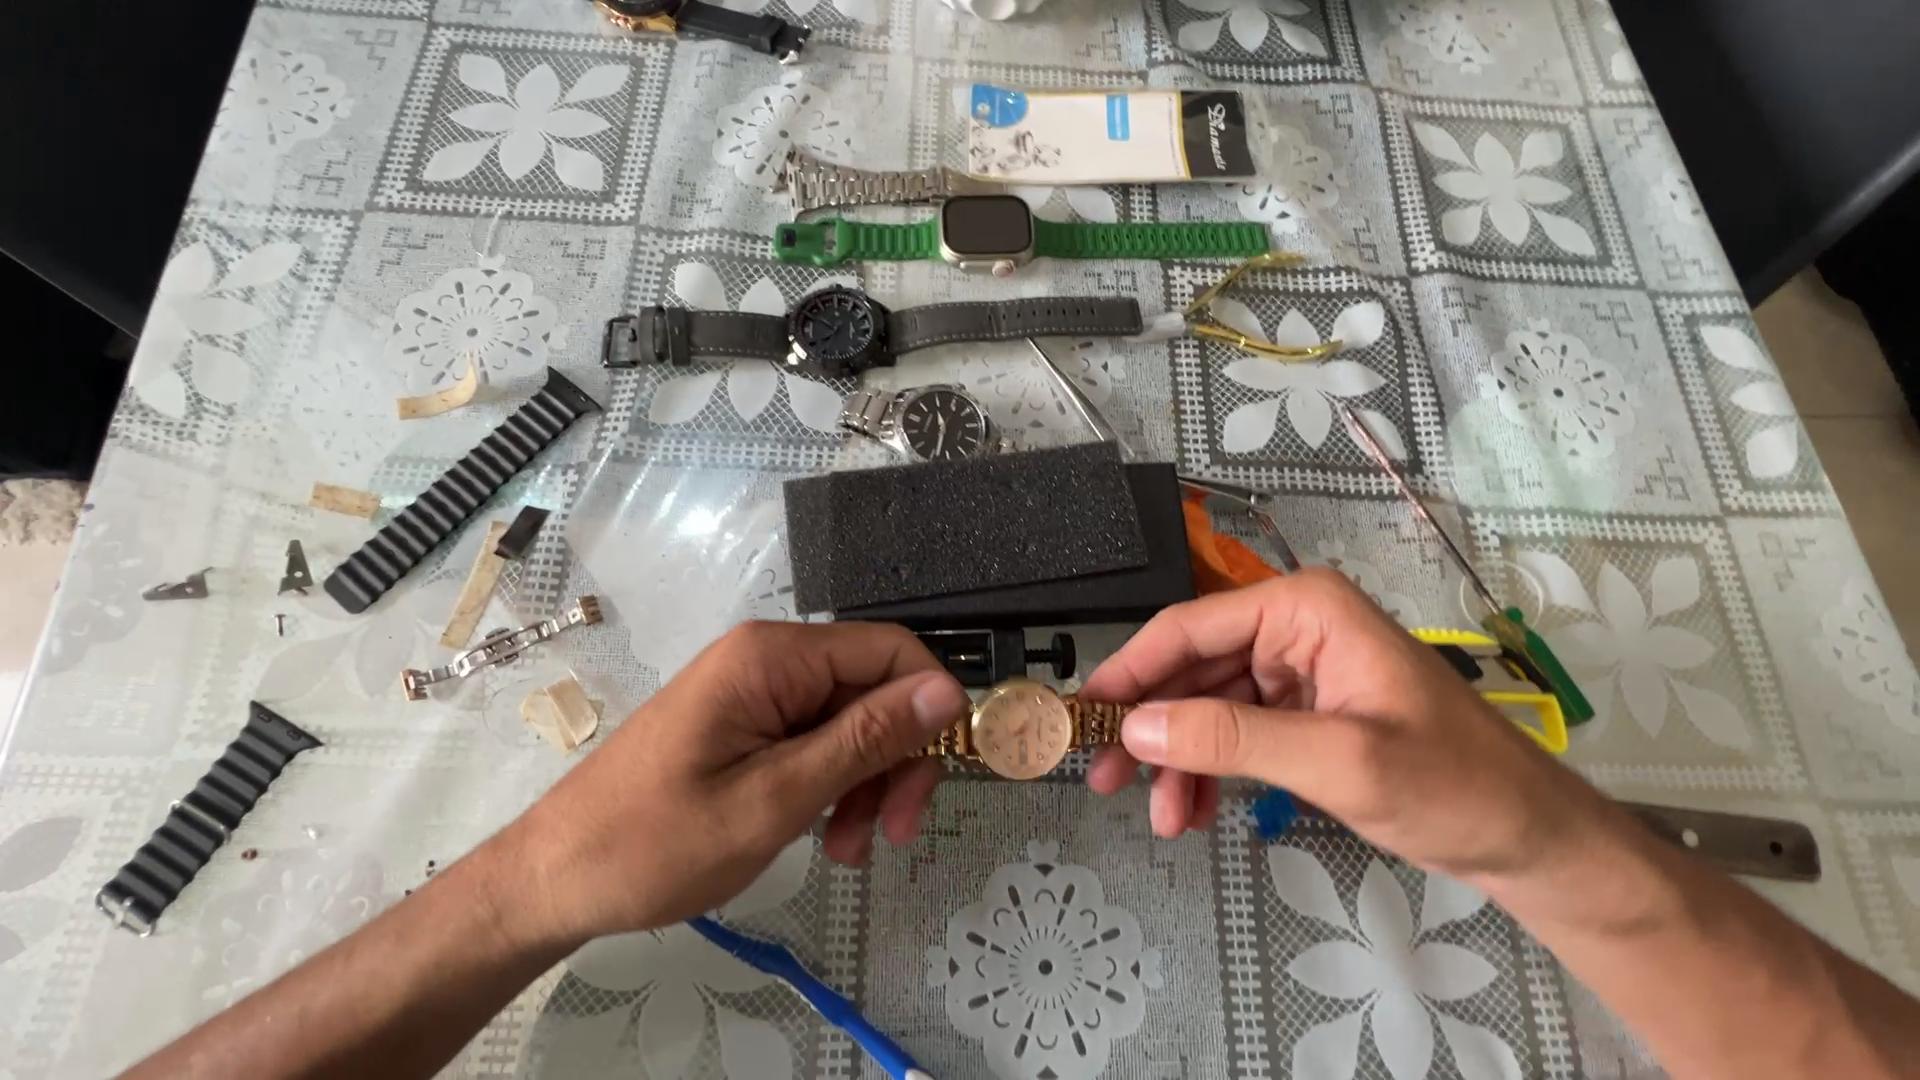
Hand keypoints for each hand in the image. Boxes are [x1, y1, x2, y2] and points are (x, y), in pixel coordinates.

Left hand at [505, 621, 967, 942]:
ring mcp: (758, 692)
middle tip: (899, 830)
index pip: (890, 649)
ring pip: (852, 721)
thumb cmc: (655, 842)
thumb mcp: (776, 797)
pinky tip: (828, 834)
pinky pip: (817, 741)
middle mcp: (770, 659)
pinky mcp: (749, 724)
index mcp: (773, 656)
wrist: (553, 879)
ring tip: (851, 847)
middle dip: (896, 758)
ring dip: (867, 782)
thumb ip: (865, 739)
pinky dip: (835, 786)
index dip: (929, 703)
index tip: (943, 771)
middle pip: (874, 689)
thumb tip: (947, 690)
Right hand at [1082, 568, 1617, 883]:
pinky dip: (1206, 771)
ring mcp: (1294, 670)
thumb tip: (1138, 726)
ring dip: (1177, 760)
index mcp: (1303, 609)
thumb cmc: (1453, 785)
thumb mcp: (1338, 760)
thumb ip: (1232, 737)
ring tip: (1159, 815)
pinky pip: (1232, 733)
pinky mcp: (1299, 711)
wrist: (1530, 841)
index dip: (1129, 670)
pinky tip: (1191, 810)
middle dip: (1151, 727)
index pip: (1189, 628)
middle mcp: (1291, 628)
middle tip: (1104, 776)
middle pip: (1190, 669)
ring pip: (1204, 707)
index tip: (1083, 712)